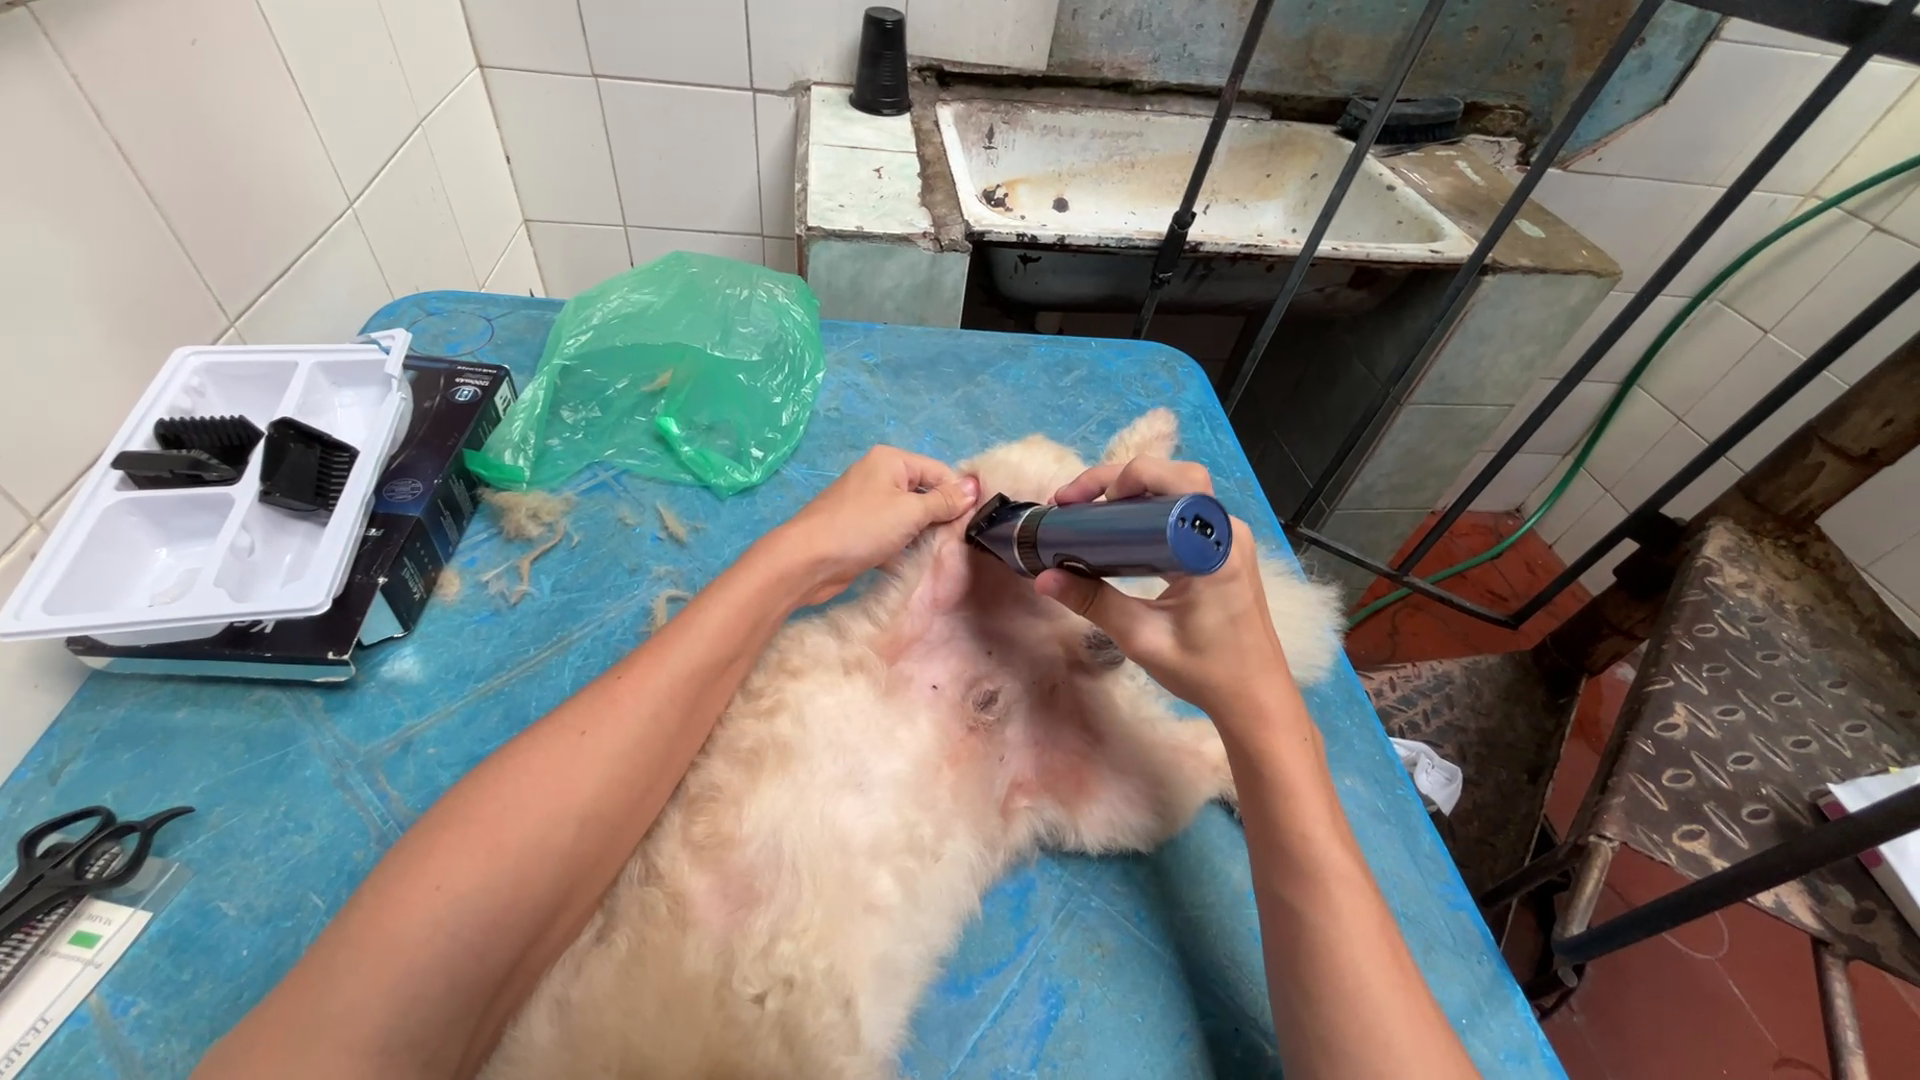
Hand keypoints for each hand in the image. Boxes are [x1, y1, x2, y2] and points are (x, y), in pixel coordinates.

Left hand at [772, 446, 977, 605]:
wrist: (808, 560)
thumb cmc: (862, 527)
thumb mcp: (910, 512)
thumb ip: (943, 501)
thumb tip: (973, 487)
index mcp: (891, 460)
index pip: (939, 471)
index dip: (957, 495)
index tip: (971, 522)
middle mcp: (879, 475)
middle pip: (924, 492)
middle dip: (940, 516)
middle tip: (956, 541)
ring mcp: (868, 503)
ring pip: (909, 515)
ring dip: (922, 534)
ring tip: (938, 553)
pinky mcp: (861, 528)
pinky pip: (893, 532)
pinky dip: (903, 545)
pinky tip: (913, 562)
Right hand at [1033, 457, 1296, 724]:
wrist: (1255, 698)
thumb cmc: (1205, 671)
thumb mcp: (1142, 638)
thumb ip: (1093, 603)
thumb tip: (1044, 578)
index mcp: (1213, 546)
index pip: (1172, 482)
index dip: (1121, 480)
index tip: (1078, 505)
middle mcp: (1226, 531)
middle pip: (1171, 477)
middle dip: (1116, 480)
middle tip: (1071, 503)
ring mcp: (1228, 539)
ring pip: (1175, 493)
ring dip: (1129, 496)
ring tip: (1084, 515)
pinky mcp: (1222, 551)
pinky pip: (1180, 516)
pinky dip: (1144, 516)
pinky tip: (1115, 535)